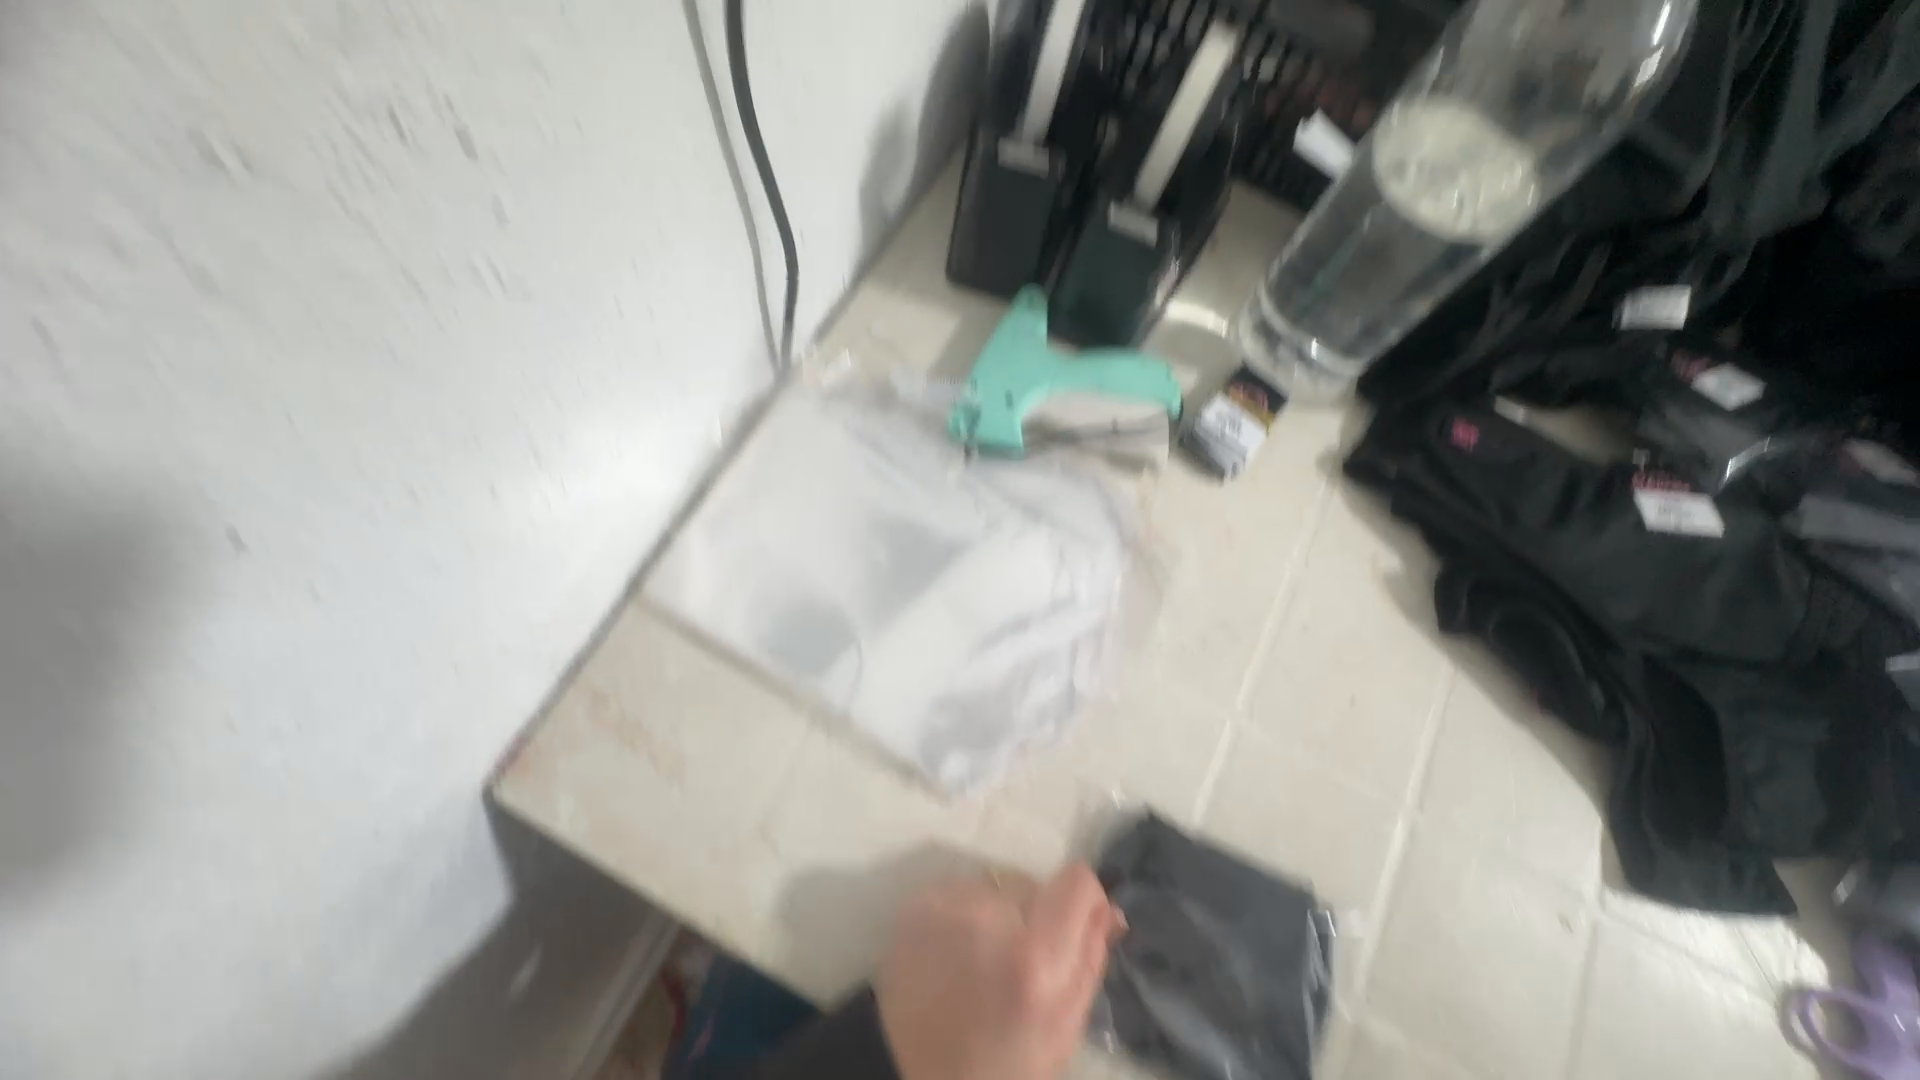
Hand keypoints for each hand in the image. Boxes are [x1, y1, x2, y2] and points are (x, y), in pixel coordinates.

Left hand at [875, 863, 1124, 1079]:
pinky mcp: (918, 903)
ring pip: (996, 887)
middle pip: (1034, 884)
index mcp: (1035, 958)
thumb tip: (1107, 907)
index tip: (1073, 927)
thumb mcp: (1063, 1028)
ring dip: (998, 914)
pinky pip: (962, 892)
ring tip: (981, 962)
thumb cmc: (1003, 1062)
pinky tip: (955, 955)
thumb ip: (1090, 959)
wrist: (917, 1074)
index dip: (1083, 901)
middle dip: (1034, 916)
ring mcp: (948, 907)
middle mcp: (990, 919)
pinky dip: (966, 916)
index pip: (1077, 881)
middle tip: (1018, 963)